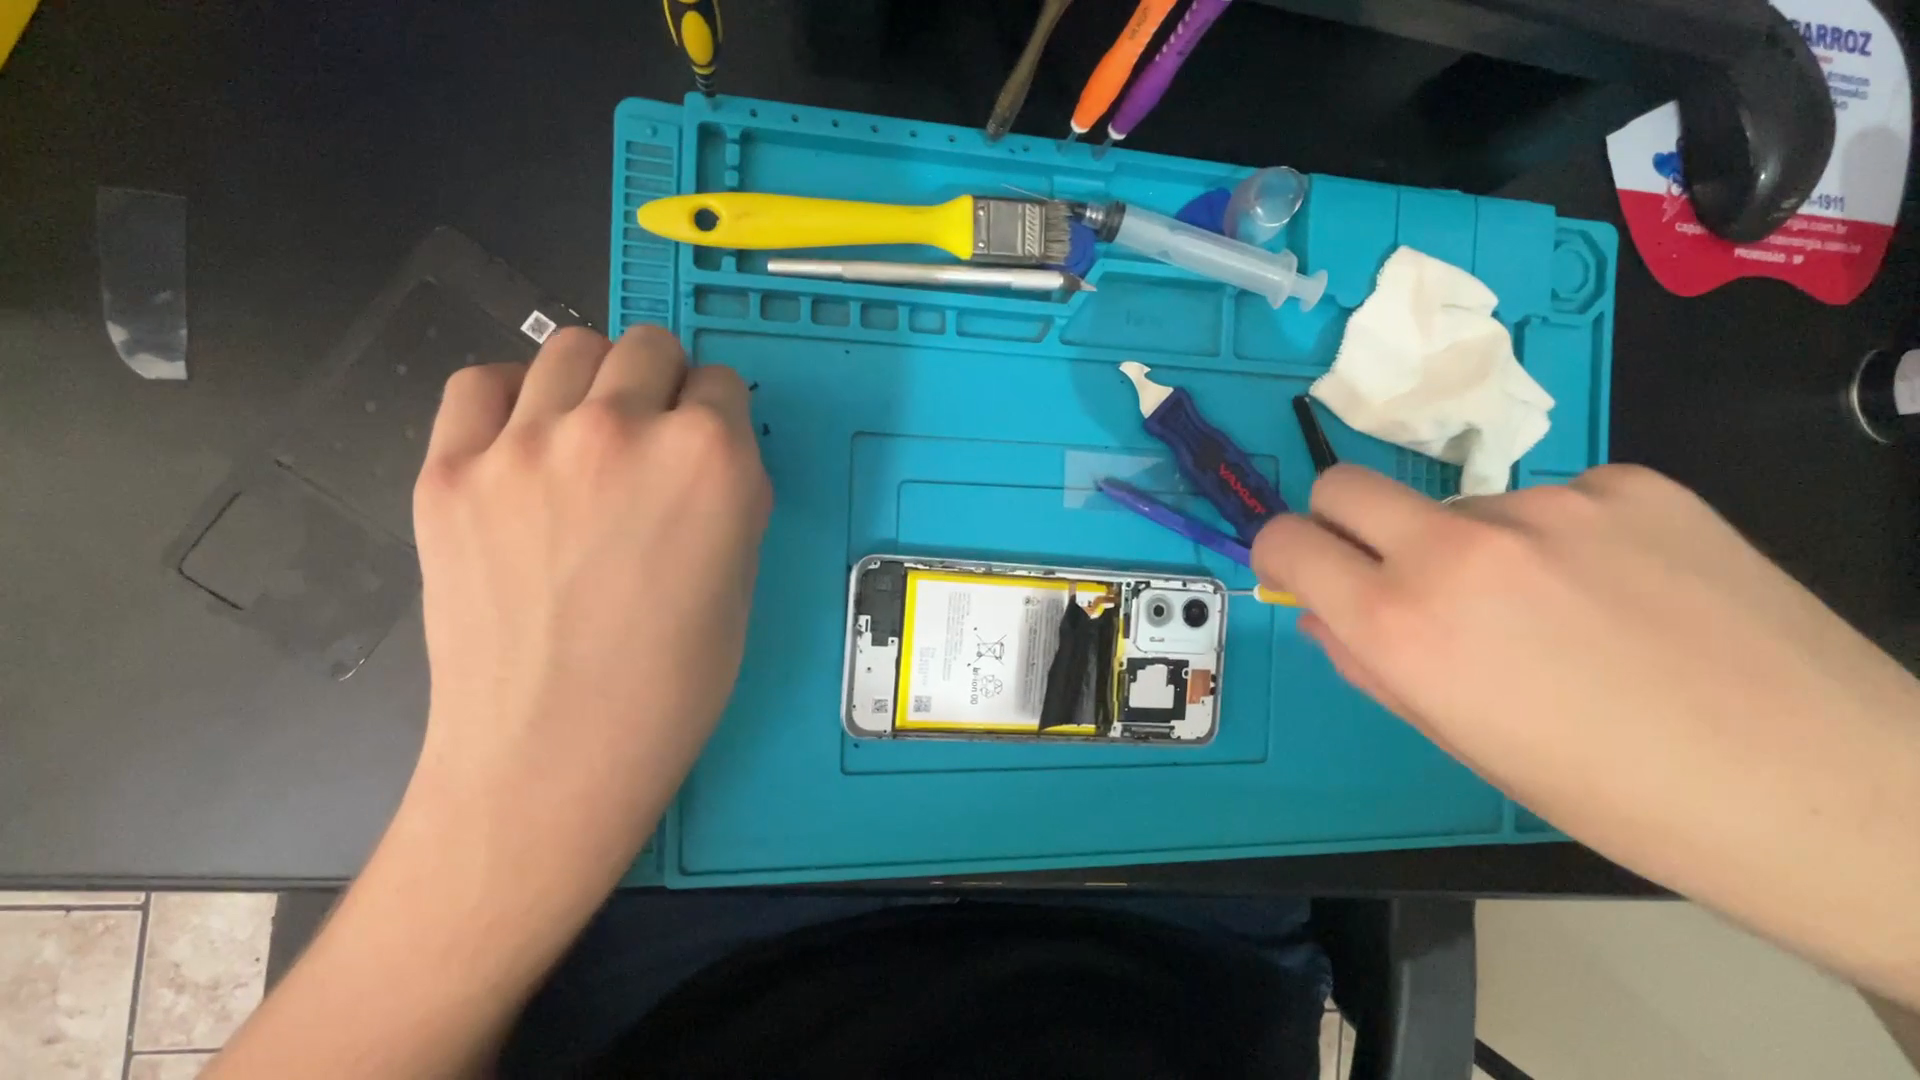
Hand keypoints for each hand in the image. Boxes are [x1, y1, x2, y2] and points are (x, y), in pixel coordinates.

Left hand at [210, 327, 769, 1079]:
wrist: (552, 754)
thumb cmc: (673, 684)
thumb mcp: (741, 579)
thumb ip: (731, 495)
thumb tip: (707, 454)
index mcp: (711, 458)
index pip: (723, 383)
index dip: (719, 418)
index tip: (706, 449)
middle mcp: (622, 428)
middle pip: (649, 346)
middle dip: (664, 383)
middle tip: (653, 439)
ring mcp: (526, 443)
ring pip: (571, 347)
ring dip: (595, 380)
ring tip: (588, 438)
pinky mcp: (449, 468)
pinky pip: (481, 383)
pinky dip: (510, 399)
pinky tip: (522, 442)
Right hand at [1252, 464, 1919, 1003]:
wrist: (1823, 789)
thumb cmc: (1611, 792)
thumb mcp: (1461, 740)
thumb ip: (1372, 665)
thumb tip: (1325, 613)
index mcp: (1402, 623)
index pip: (1286, 540)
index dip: (1280, 554)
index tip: (1302, 572)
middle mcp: (1458, 546)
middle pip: (1343, 484)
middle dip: (1341, 522)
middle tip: (1393, 573)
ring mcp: (1550, 503)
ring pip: (1459, 504)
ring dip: (1469, 543)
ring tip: (1552, 608)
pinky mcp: (1632, 482)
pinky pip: (1553, 498)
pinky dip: (1558, 536)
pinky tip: (1622, 589)